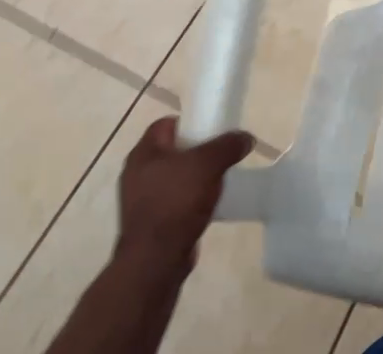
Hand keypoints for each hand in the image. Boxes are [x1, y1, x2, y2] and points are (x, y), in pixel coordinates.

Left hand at [114, 117, 252, 270]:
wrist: (156, 260)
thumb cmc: (176, 202)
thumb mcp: (208, 165)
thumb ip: (228, 146)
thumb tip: (246, 138)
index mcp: (143, 152)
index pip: (166, 124)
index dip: (190, 121)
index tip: (213, 129)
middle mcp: (136, 173)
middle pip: (172, 150)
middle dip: (196, 151)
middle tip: (219, 155)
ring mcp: (140, 200)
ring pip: (173, 177)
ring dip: (194, 178)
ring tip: (217, 181)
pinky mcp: (149, 222)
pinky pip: (173, 201)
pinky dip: (189, 200)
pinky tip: (207, 206)